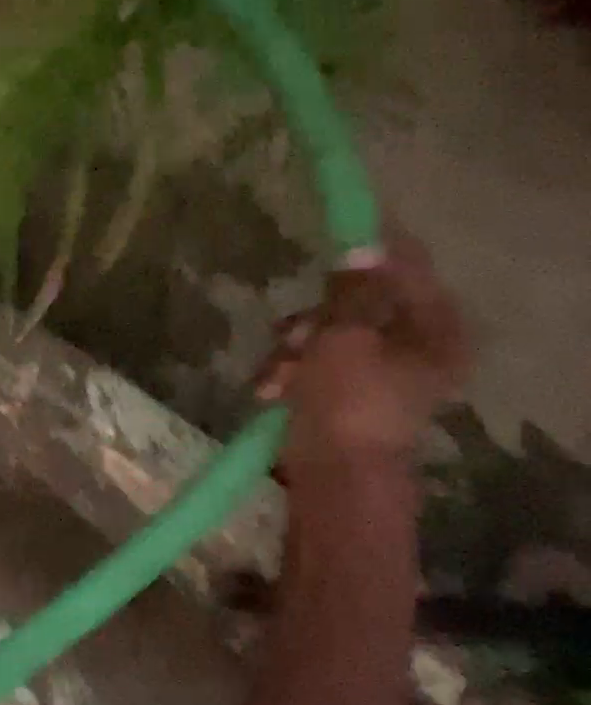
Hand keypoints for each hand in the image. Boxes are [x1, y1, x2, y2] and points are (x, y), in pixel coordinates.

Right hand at [255, 230, 468, 468]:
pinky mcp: (344, 394)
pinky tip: (269, 391)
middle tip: (287, 333)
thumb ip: (350, 292)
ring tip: (272, 377)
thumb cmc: (348, 401)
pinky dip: (287, 374)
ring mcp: (379, 374)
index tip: (339, 232)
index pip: (407, 271)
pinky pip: (311, 366)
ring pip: (324, 337)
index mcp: (435, 330)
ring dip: (290, 351)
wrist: (334, 472)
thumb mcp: (344, 337)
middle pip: (356, 306)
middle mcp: (416, 347)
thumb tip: (359, 246)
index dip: (372, 251)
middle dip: (312, 320)